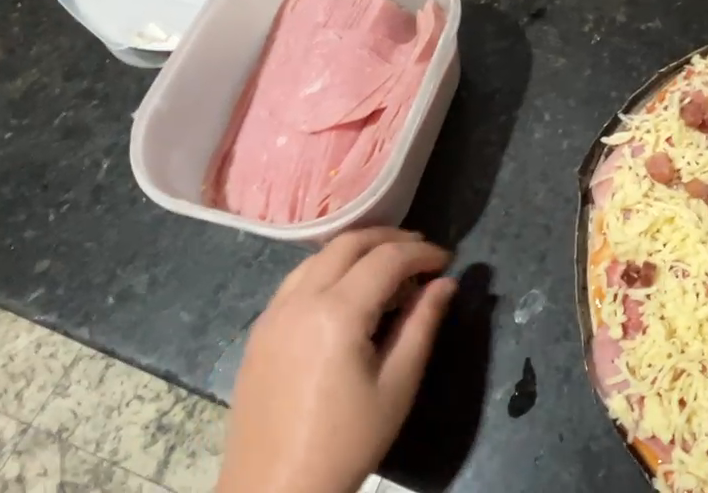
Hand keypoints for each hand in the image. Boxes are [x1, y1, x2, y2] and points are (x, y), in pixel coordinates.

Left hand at [218, 228, 456, 492]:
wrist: (275, 491)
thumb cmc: (345, 442)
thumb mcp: (397, 386)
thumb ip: (422, 325)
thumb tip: (446, 282)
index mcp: (337, 313)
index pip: (387, 259)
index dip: (422, 253)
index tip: (446, 262)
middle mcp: (300, 300)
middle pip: (349, 243)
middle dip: (390, 239)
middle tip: (421, 253)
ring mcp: (274, 313)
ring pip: (319, 255)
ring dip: (357, 250)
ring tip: (388, 268)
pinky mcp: (260, 330)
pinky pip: (297, 279)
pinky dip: (329, 269)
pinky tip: (347, 292)